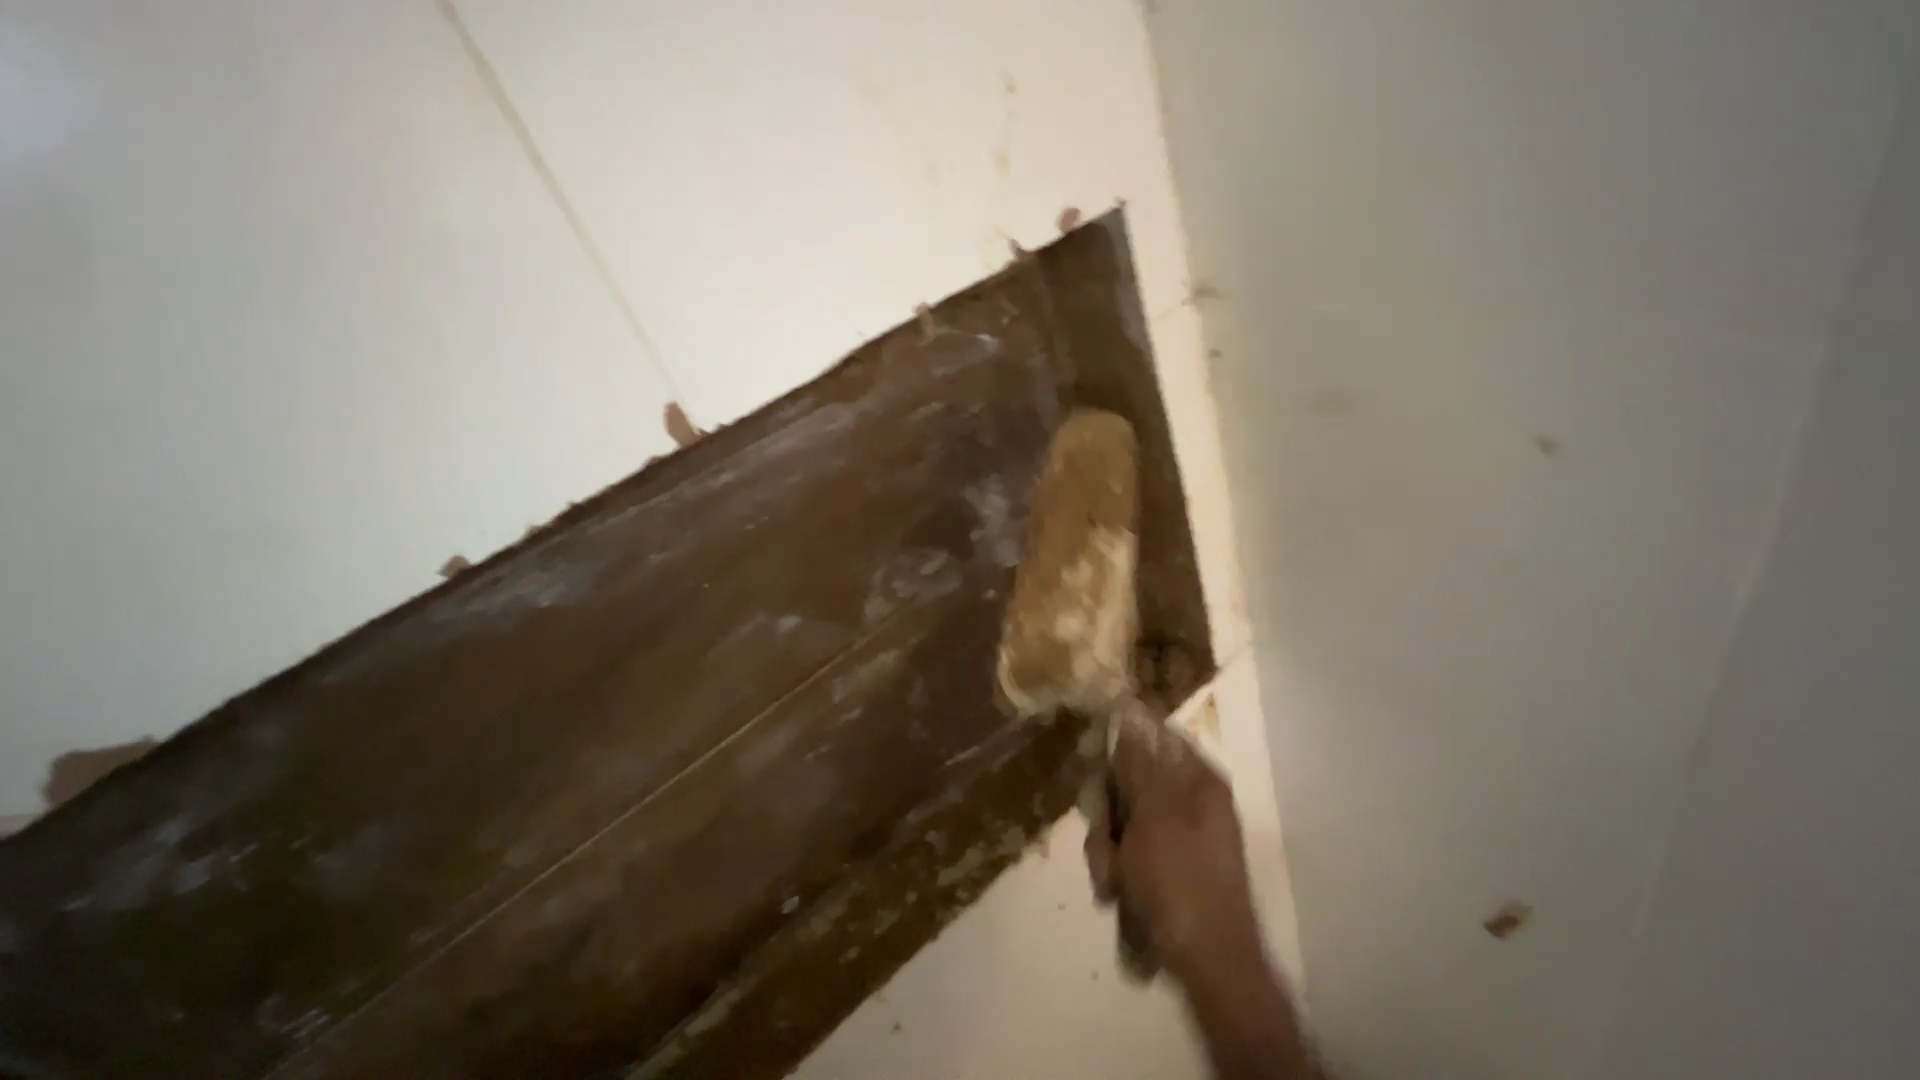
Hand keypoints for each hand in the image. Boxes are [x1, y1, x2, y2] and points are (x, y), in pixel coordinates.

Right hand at [1083, 702, 1261, 984]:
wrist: (1211, 963)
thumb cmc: (1181, 882)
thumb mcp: (1152, 815)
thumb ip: (1138, 762)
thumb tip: (1130, 708)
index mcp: (1199, 780)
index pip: (1152, 737)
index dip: (1117, 746)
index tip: (1091, 766)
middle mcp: (1194, 802)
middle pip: (1130, 781)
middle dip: (1106, 813)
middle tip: (1104, 839)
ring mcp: (1184, 838)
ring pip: (1125, 822)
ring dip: (1106, 849)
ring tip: (1109, 881)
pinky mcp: (1173, 870)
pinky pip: (1133, 854)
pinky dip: (1119, 871)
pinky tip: (1115, 895)